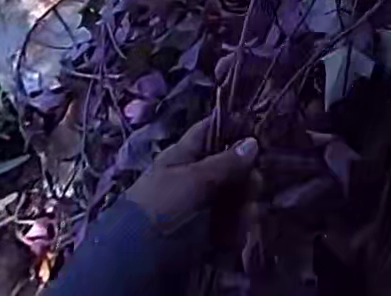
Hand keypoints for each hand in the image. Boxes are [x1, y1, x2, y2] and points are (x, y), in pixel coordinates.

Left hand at [124, 113, 259, 225]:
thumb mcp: (192, 180)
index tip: (259, 131)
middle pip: (227, 167)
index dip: (234, 127)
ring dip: (244, 205)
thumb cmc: (161, 206)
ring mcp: (196, 208)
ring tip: (250, 214)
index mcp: (183, 155)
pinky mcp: (200, 237)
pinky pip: (226, 227)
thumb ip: (224, 163)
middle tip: (256, 185)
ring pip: (230, 198)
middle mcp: (191, 177)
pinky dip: (236, 229)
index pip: (211, 130)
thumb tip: (253, 141)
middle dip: (245, 175)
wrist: (131, 262)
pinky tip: (241, 232)